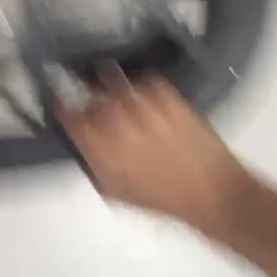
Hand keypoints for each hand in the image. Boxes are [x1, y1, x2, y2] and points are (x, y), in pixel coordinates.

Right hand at [59, 70, 259, 237]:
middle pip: (87, 93)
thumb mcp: (116, 191)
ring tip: (120, 94)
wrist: (215, 195)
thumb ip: (91, 163)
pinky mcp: (163, 91)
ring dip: (111, 84)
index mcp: (98, 144)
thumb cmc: (162, 199)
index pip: (65, 112)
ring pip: (111, 77)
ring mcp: (139, 100)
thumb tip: (79, 144)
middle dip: (89, 98)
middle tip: (98, 107)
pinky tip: (146, 97)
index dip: (62, 107)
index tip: (63, 106)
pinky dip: (140, 85)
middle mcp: (113, 117)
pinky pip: (141, 78)